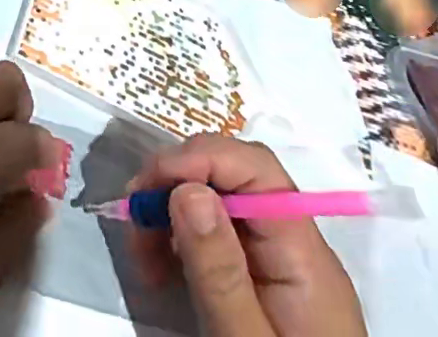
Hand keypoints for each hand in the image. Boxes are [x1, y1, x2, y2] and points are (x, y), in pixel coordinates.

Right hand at [128, 135, 366, 336]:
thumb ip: (219, 269)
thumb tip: (186, 188)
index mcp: (304, 254)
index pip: (256, 168)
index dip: (199, 158)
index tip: (147, 185)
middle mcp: (296, 244)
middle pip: (234, 175)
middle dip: (177, 181)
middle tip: (132, 217)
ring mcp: (279, 261)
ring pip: (219, 199)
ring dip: (171, 210)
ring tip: (140, 254)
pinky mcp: (262, 279)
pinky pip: (217, 234)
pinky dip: (180, 237)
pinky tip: (158, 267)